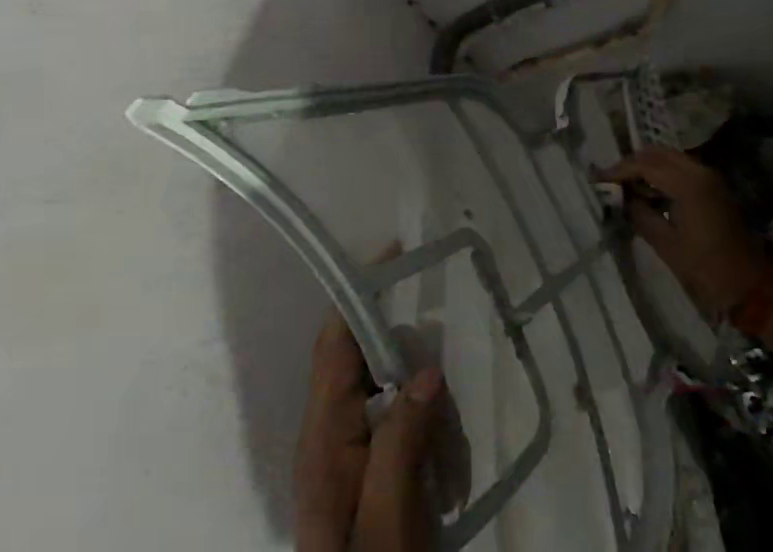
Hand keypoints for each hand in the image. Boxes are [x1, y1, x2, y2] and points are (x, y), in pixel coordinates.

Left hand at [295, 308, 444, 551]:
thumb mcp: (388, 517)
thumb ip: (402, 439)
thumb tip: (428, 369)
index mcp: (323, 437)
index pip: (334, 346)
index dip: (357, 297)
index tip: (395, 255)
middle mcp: (330, 433)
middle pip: (374, 366)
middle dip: (418, 376)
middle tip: (448, 417)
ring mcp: (349, 450)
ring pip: (398, 394)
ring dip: (433, 419)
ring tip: (449, 474)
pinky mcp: (369, 465)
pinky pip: (405, 425)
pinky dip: (431, 439)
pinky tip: (445, 481)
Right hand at [603, 147, 772, 317]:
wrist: (749, 283)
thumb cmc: (705, 267)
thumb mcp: (665, 244)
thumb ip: (639, 215)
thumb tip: (622, 199)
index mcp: (687, 183)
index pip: (645, 164)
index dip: (619, 170)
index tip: (598, 179)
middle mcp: (700, 171)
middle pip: (658, 153)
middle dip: (633, 163)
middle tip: (611, 179)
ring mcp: (710, 177)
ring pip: (671, 158)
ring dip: (648, 166)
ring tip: (626, 186)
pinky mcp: (714, 186)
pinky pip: (682, 168)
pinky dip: (663, 173)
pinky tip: (649, 192)